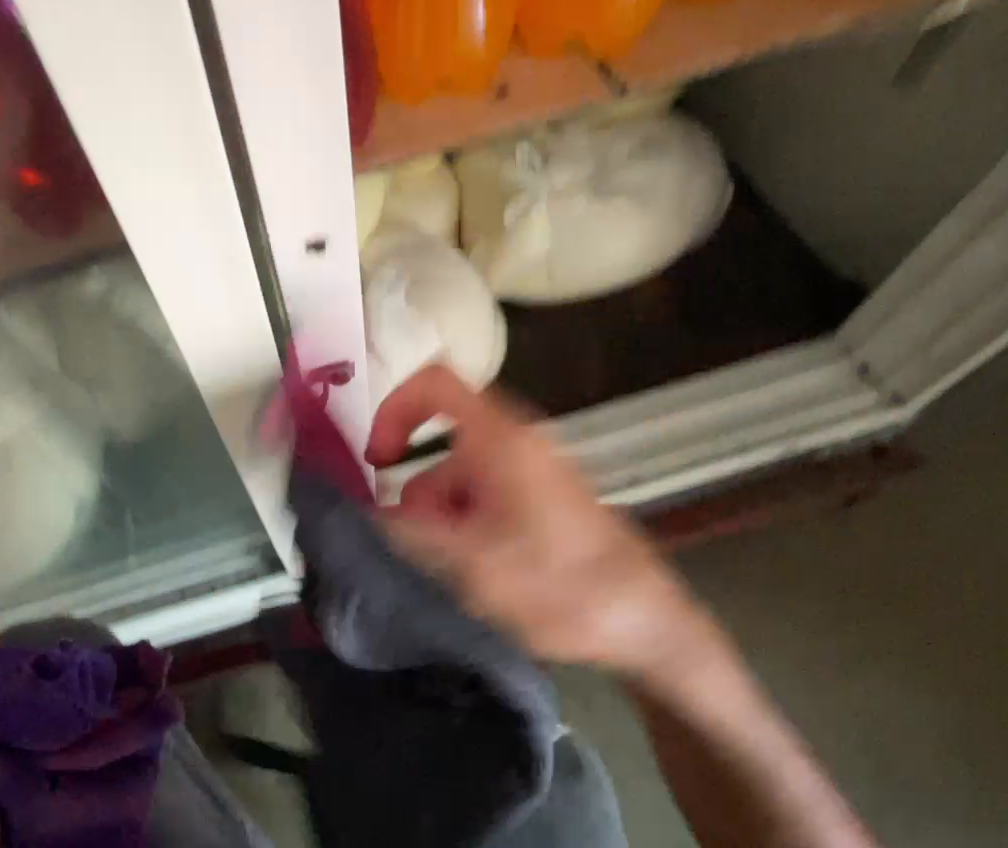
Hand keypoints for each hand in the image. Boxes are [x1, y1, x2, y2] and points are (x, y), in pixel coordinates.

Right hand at [368, 366, 715, 678]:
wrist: (647, 624)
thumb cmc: (562, 587)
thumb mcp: (471, 564)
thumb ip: (408, 532)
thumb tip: (360, 511)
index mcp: (502, 439)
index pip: (433, 383)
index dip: (393, 409)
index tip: (377, 460)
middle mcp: (517, 442)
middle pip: (443, 448)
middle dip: (422, 499)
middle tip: (426, 552)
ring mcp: (533, 471)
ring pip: (462, 480)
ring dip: (446, 522)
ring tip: (462, 578)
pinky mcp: (544, 499)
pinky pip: (486, 498)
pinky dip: (470, 529)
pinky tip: (483, 577)